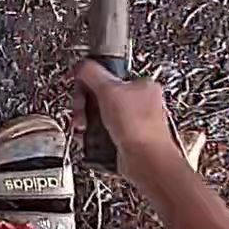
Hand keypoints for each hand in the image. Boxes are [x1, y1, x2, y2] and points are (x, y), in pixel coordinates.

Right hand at [72, 59, 182, 183]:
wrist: (147, 163)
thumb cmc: (139, 128)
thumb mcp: (108, 90)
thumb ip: (91, 72)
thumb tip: (81, 65)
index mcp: (142, 85)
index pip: (108, 73)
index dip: (90, 79)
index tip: (80, 85)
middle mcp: (139, 102)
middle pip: (100, 94)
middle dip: (85, 103)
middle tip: (82, 108)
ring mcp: (132, 122)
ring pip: (99, 113)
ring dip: (86, 119)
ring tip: (84, 125)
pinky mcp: (125, 138)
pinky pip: (101, 129)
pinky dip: (92, 132)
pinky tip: (89, 136)